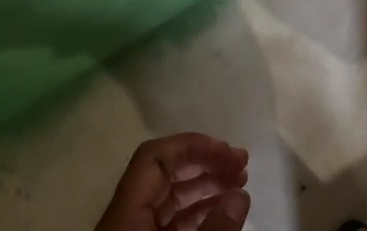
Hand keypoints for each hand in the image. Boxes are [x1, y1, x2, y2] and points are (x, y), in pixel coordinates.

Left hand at [94, 133, 250, 230]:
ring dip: (205, 185)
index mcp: (125, 211)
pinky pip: (169, 220)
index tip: (227, 150)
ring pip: (169, 197)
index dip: (192, 145)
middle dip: (205, 162)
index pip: (154, 156)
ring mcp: (132, 230)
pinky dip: (196, 210)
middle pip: (164, 173)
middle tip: (241, 162)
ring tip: (239, 183)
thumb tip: (241, 194)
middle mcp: (125, 215)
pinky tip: (221, 208)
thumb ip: (214, 227)